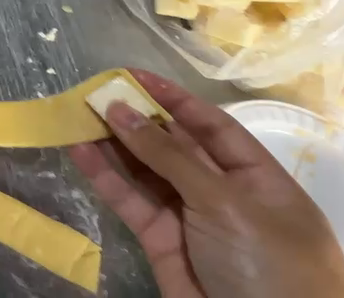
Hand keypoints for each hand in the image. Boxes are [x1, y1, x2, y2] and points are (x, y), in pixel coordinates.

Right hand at [70, 70, 343, 297]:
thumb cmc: (270, 267)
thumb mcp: (227, 206)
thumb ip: (169, 156)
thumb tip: (116, 107)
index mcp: (261, 184)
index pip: (214, 128)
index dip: (174, 99)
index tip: (130, 74)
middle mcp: (224, 195)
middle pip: (173, 145)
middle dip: (134, 118)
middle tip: (91, 92)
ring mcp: (190, 217)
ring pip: (143, 168)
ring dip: (110, 141)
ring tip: (74, 113)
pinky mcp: (160, 237)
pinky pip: (127, 197)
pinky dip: (101, 173)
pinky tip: (76, 149)